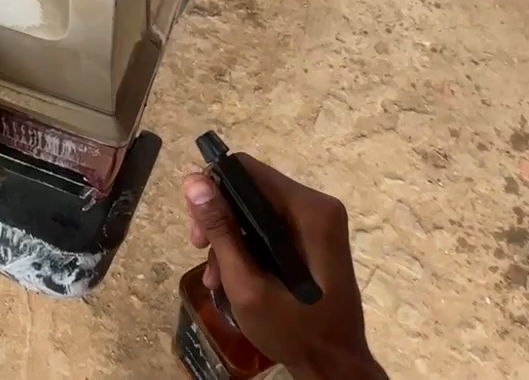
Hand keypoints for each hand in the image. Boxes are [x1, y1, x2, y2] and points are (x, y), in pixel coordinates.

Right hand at [183, 154, 384, 379]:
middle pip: (249, 188)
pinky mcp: (312, 237)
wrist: (335, 370)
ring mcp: (316, 222)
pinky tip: (229, 274)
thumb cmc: (294, 330)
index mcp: (309, 210)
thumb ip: (220, 230)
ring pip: (254, 207)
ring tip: (213, 273)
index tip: (197, 224)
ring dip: (228, 236)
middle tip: (199, 248)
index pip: (246, 169)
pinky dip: (246, 244)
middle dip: (218, 217)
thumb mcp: (247, 283)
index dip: (212, 187)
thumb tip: (193, 181)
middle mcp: (316, 206)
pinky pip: (267, 223)